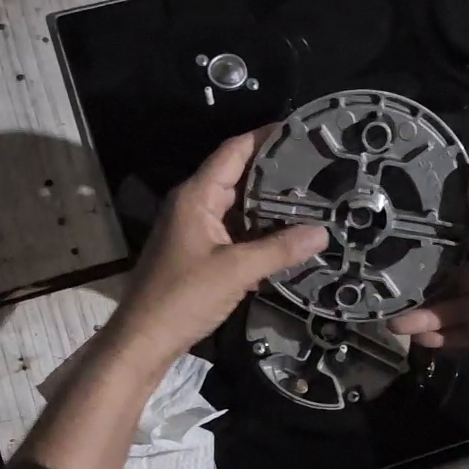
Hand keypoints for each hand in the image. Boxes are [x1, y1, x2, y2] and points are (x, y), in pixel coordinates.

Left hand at [103, 131, 328, 368]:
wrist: (146, 337)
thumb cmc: (183, 298)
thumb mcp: (237, 271)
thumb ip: (280, 250)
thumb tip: (321, 232)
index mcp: (196, 197)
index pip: (234, 152)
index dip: (265, 137)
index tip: (299, 130)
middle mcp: (194, 205)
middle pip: (238, 177)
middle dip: (274, 173)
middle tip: (316, 170)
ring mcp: (195, 230)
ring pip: (238, 208)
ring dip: (269, 207)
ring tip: (311, 202)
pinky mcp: (199, 254)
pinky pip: (234, 233)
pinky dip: (258, 234)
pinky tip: (286, 240)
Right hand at [389, 162, 468, 378]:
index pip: (465, 237)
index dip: (434, 241)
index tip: (399, 240)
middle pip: (454, 279)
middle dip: (424, 290)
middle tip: (388, 297)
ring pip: (456, 309)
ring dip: (428, 317)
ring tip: (397, 327)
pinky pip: (467, 333)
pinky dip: (445, 337)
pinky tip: (421, 340)